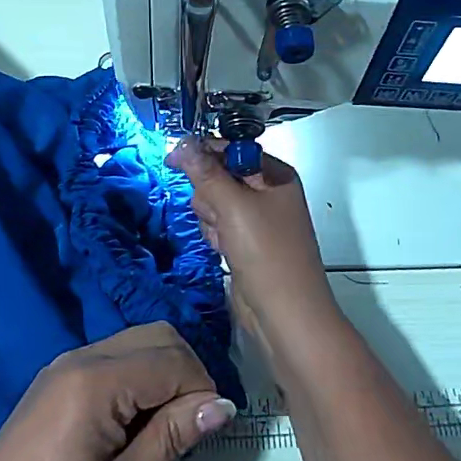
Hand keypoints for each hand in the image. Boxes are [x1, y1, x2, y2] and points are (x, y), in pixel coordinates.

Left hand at [0, 322, 237, 460]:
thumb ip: (171, 439)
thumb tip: (221, 405)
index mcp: (92, 379)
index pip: (171, 358)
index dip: (203, 389)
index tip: (214, 431)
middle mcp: (75, 358)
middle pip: (153, 336)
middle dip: (185, 372)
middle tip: (193, 430)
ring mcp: (59, 370)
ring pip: (132, 346)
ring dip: (160, 377)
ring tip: (166, 435)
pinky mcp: (50, 388)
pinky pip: (107, 365)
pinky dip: (134, 384)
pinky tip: (134, 430)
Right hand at [169, 139, 336, 332]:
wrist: (286, 315)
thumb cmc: (268, 255)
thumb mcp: (235, 207)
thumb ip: (206, 173)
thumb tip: (183, 144)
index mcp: (275, 174)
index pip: (232, 148)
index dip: (204, 152)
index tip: (174, 159)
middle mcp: (267, 191)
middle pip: (218, 174)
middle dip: (210, 195)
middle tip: (218, 215)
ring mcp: (256, 218)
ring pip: (214, 201)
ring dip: (211, 219)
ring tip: (225, 238)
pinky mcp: (245, 241)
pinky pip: (217, 224)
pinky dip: (215, 235)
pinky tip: (224, 251)